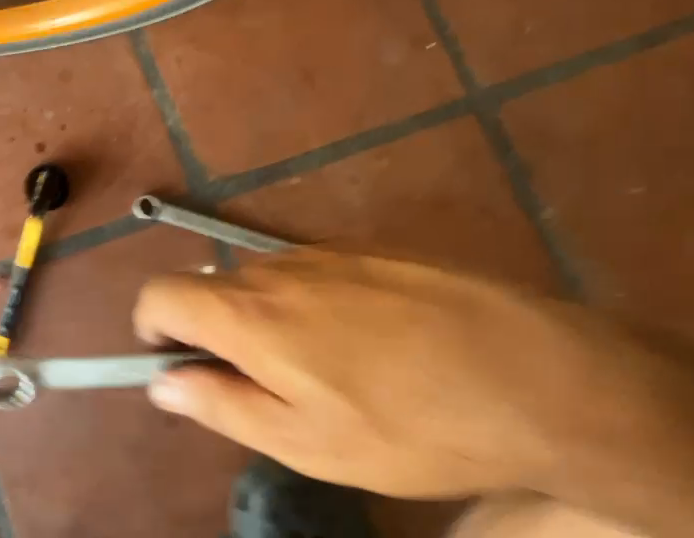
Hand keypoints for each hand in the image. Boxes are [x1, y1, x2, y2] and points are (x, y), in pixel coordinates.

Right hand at [133, 251, 666, 499]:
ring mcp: (326, 252)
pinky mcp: (372, 251)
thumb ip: (222, 405)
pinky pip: (315, 274)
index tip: (179, 368)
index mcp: (248, 314)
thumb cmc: (412, 426)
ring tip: (333, 378)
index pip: (159, 294)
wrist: (540, 376)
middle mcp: (275, 268)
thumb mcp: (308, 443)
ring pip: (266, 282)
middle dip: (217, 335)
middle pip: (211, 287)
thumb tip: (162, 383)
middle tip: (271, 394)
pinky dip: (317, 307)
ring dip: (271, 323)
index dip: (154, 330)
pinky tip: (377, 350)